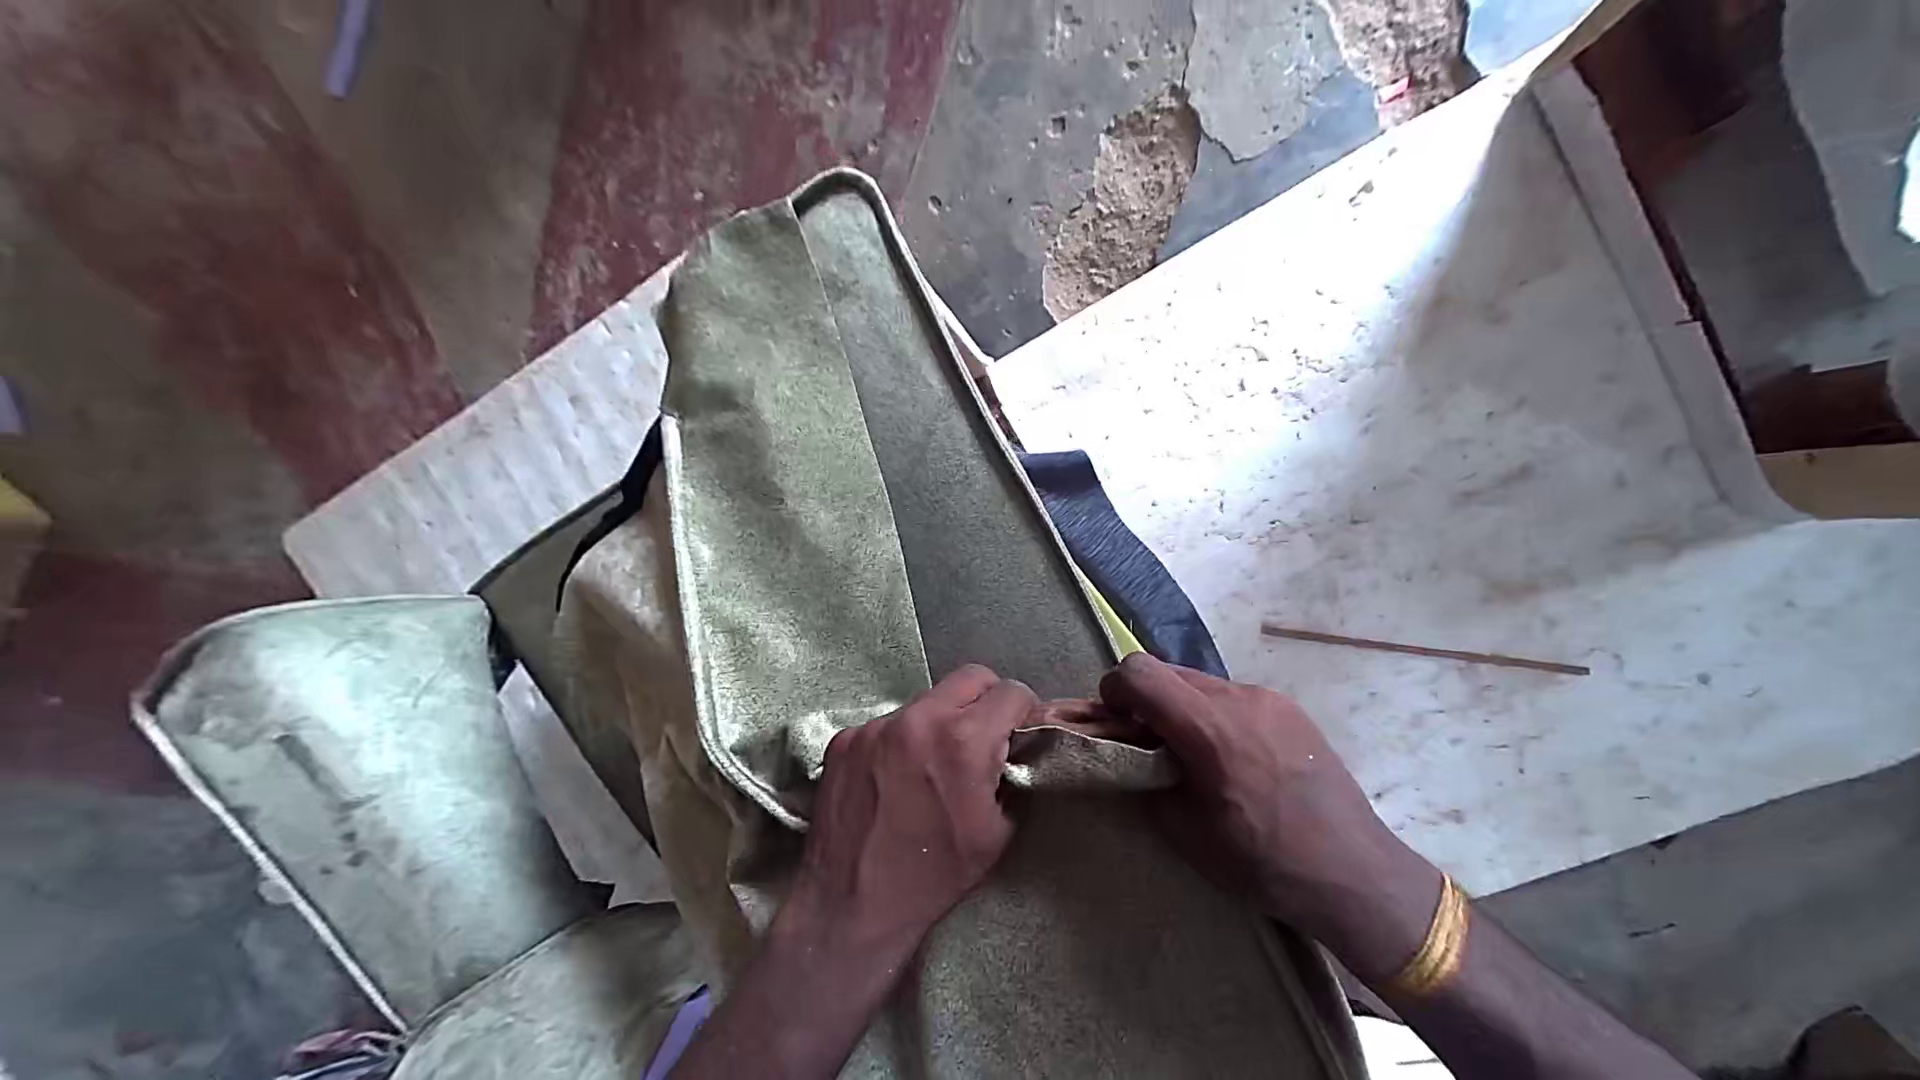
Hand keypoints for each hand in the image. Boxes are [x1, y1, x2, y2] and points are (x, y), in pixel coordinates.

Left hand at [781, 664, 1035, 957]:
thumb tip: (1019, 745)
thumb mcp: (997, 831)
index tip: (1021, 731)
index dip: (1025, 712)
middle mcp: (917, 719)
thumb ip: (1013, 774)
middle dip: (989, 700)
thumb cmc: (932, 879)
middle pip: (971, 677)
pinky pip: (890, 722)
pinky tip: (897, 777)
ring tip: (935, 764)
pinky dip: (904, 739)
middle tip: (988, 736)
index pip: (1011, 692)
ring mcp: (875, 726)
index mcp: (962, 741)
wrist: (849, 909)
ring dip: (943, 720)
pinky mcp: (845, 738)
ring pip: (928, 699)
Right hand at [1099, 653, 1441, 980]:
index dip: (1114, 689)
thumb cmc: (1261, 860)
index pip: (1138, 672)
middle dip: (1146, 699)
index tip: (1114, 720)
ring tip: (1196, 753)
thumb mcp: (1183, 830)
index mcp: (1207, 728)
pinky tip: (1235, 757)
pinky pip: (1233, 695)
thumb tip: (1126, 750)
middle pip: (1166, 671)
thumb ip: (1144, 776)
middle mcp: (1236, 697)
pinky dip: (1215, 713)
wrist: (1354, 873)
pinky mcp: (1289, 707)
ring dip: (1182, 706)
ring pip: (1200, 681)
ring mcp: (1267, 698)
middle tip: (1149, 741)